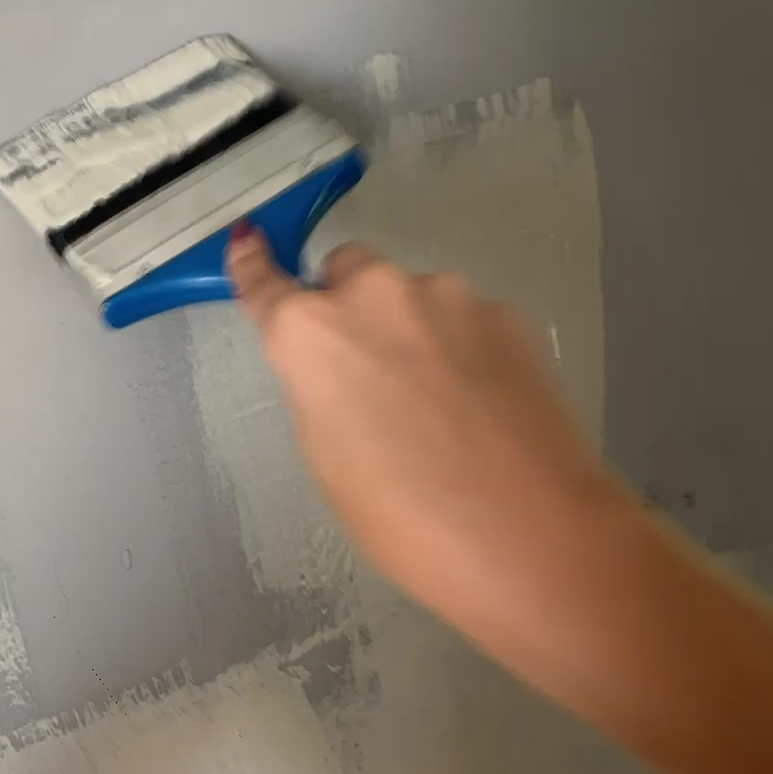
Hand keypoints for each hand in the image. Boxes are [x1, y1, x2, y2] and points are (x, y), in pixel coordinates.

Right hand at [226, 222, 628, 617]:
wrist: (525, 532)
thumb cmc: (398, 515)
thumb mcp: (325, 454)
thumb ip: (318, 387)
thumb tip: (336, 365)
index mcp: (310, 334)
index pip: (265, 283)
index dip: (253, 264)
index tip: (247, 241)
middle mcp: (372, 295)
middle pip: (346, 270)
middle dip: (345, 303)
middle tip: (365, 367)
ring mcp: (445, 296)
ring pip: (408, 294)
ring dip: (406, 325)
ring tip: (434, 399)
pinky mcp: (504, 312)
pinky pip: (458, 315)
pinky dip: (454, 343)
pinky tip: (475, 400)